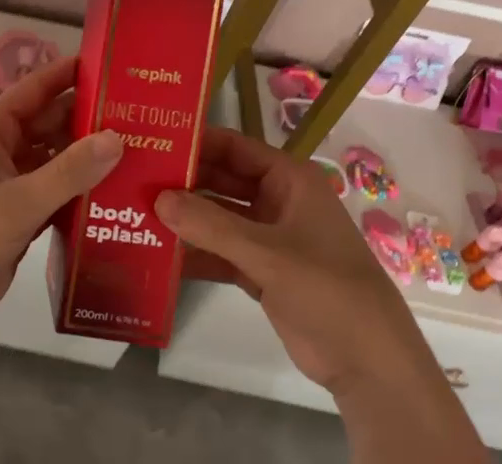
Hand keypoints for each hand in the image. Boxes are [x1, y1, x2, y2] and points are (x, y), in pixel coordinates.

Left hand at [0, 56, 122, 330]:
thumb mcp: (20, 202)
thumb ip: (70, 171)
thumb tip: (118, 136)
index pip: (40, 86)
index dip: (76, 72)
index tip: (120, 64)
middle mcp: (5, 145)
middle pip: (56, 120)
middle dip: (94, 117)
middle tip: (148, 115)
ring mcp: (15, 178)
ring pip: (61, 155)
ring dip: (94, 154)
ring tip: (147, 148)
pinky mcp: (25, 209)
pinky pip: (61, 187)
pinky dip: (86, 187)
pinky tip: (123, 190)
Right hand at [156, 128, 430, 394]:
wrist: (368, 362)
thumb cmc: (327, 289)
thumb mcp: (267, 254)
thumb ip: (210, 226)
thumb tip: (157, 199)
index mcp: (289, 179)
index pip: (234, 147)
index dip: (195, 141)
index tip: (150, 140)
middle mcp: (277, 200)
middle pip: (221, 180)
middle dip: (182, 182)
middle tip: (132, 179)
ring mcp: (269, 237)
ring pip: (217, 218)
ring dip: (184, 219)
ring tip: (134, 214)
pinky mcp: (261, 271)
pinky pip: (220, 251)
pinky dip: (195, 253)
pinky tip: (158, 255)